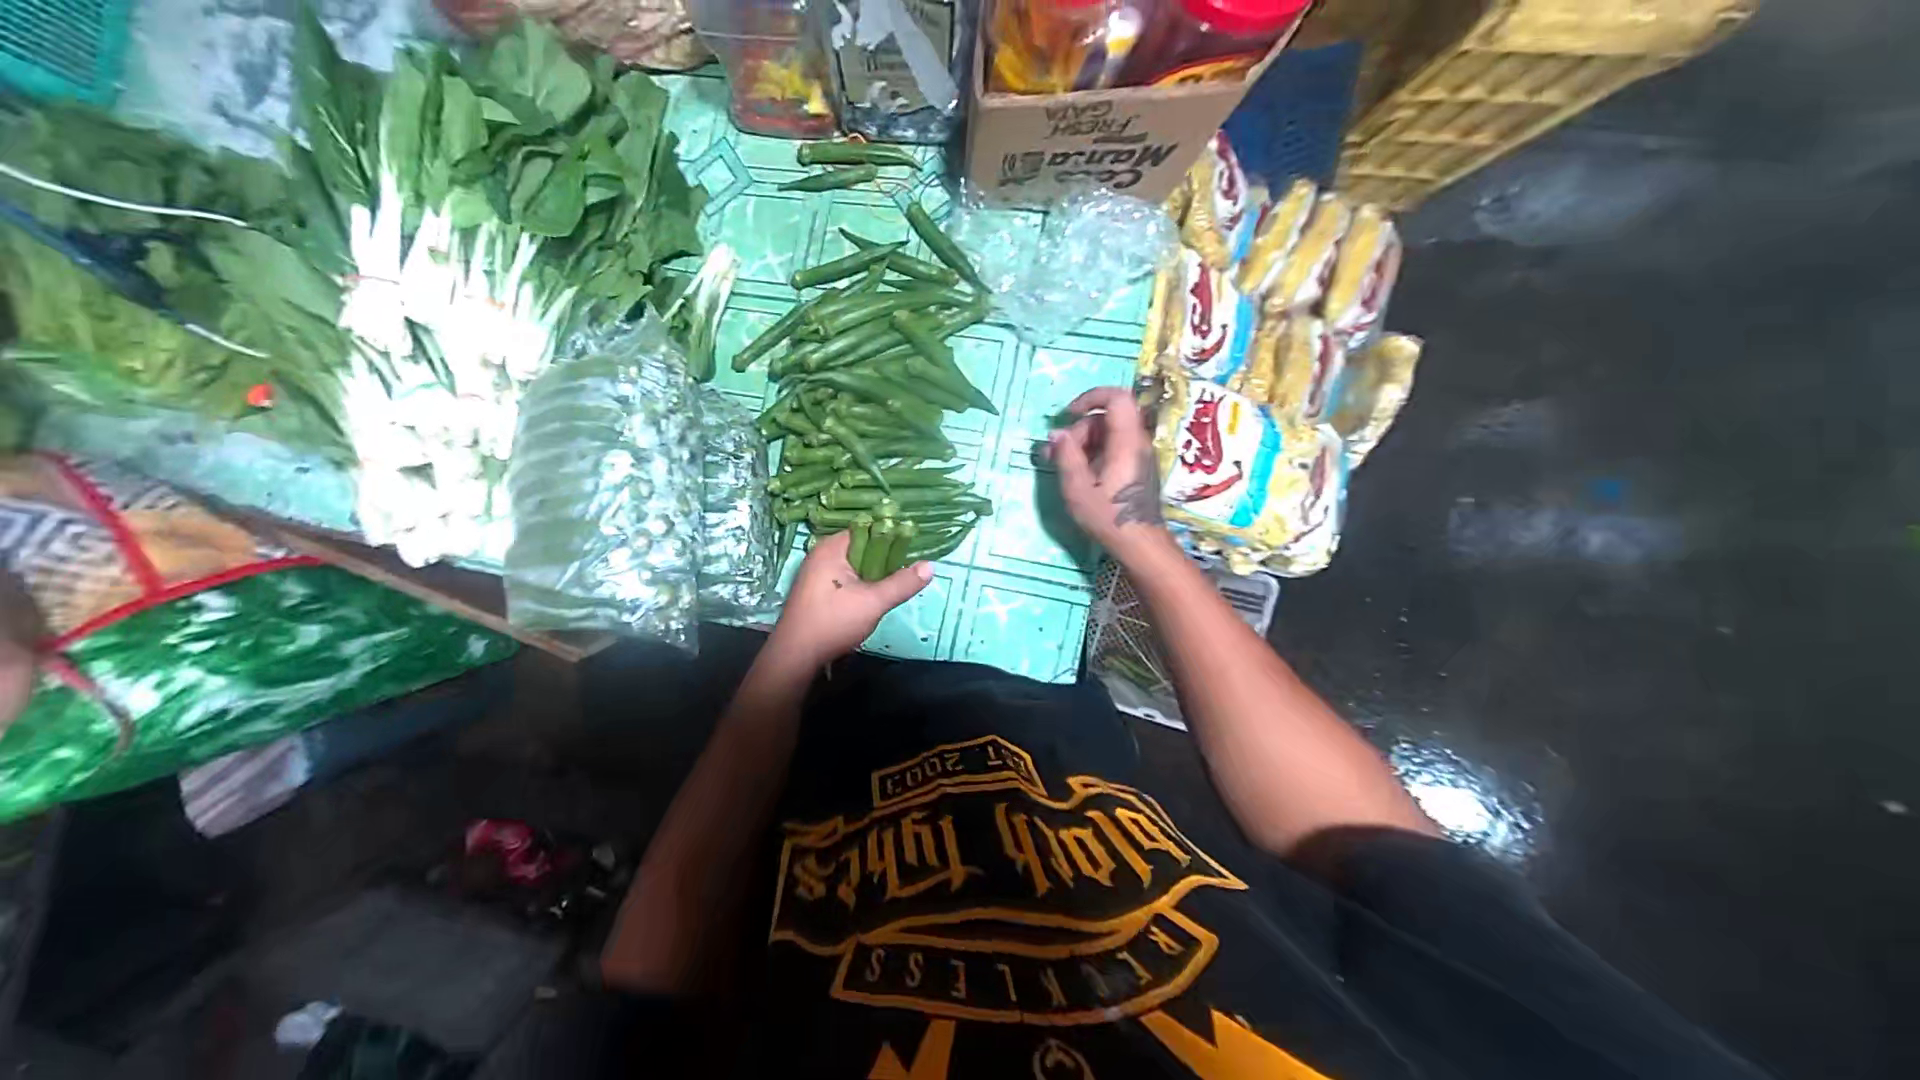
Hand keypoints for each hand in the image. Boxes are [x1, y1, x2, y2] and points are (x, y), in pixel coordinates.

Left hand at [767, 530, 930, 668]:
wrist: (796, 656)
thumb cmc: (833, 622)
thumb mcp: (874, 602)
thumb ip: (902, 583)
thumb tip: (930, 566)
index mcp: (831, 548)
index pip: (867, 528)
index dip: (891, 535)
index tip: (912, 546)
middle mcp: (822, 554)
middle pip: (862, 546)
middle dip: (885, 557)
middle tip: (907, 568)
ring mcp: (817, 572)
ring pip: (856, 564)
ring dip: (875, 573)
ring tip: (895, 583)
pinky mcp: (817, 590)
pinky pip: (847, 577)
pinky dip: (862, 583)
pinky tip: (874, 597)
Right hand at [1045, 386, 1174, 559]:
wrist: (1140, 544)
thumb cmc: (1109, 517)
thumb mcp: (1078, 488)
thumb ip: (1066, 456)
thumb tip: (1056, 434)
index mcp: (1126, 442)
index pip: (1117, 397)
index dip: (1091, 397)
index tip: (1068, 414)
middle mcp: (1137, 442)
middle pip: (1107, 418)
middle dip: (1079, 430)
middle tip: (1058, 454)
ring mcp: (1138, 455)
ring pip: (1109, 433)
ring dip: (1083, 443)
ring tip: (1063, 466)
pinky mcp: (1136, 467)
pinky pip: (1114, 447)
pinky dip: (1094, 453)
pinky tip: (1080, 474)